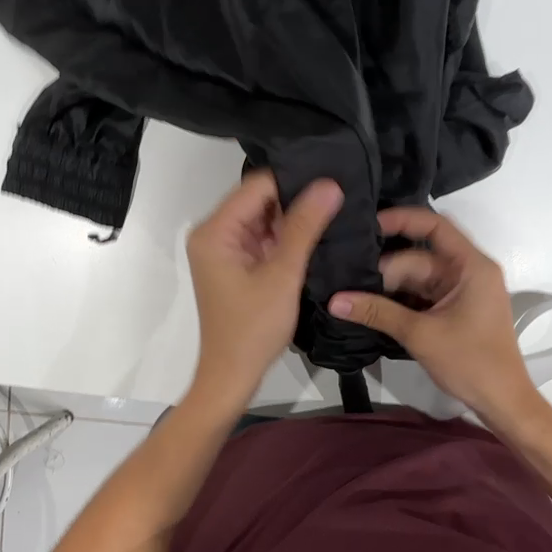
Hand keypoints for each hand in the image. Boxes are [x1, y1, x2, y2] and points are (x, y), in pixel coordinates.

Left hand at [186, 171, 341, 403]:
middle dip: (295, 198)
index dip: (293, 180)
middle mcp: (212, 234)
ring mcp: (222, 250)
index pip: (257, 186)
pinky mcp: (234, 265)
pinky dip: (284, 238)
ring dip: (292, 219)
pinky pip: (261, 239)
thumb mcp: (282, 274)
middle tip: (339, 192)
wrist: (232, 374)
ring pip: (263, 220)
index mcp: (214, 231)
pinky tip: (316, 234)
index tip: (332, 177)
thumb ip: (305, 227)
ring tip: (334, 209)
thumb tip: (330, 185)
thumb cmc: (253, 328)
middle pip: (258, 200)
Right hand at [328, 207, 541, 433]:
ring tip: (351, 291)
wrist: (502, 401)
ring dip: (387, 287)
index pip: (434, 227)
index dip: (401, 220)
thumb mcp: (420, 334)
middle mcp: (467, 272)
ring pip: (415, 278)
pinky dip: (397, 301)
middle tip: (347, 281)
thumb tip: (335, 300)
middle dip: (384, 269)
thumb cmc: (471, 362)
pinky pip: (419, 296)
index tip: (368, 226)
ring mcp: (459, 292)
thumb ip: (376, 312)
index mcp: (471, 266)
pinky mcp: (452, 310)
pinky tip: (368, 307)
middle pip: (417, 258)